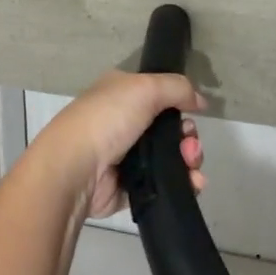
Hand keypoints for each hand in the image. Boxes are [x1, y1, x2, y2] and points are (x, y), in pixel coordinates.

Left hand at [29, 71, 206, 219]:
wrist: (75, 168)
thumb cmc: (107, 119)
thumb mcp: (144, 87)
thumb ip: (177, 88)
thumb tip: (200, 101)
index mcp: (122, 94)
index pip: (160, 96)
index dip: (180, 105)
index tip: (192, 115)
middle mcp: (124, 123)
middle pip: (170, 130)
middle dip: (188, 138)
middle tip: (190, 148)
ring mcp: (127, 157)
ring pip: (171, 158)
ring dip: (190, 161)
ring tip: (192, 168)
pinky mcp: (131, 186)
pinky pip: (164, 183)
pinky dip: (183, 184)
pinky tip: (193, 186)